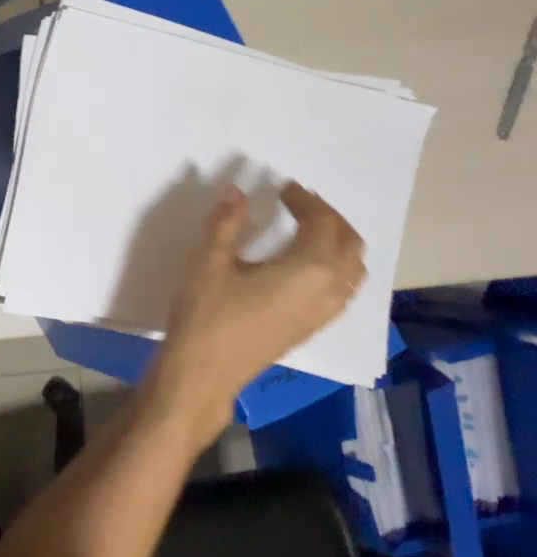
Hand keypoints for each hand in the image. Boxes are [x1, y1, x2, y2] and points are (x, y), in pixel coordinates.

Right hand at [155, 181, 367, 431]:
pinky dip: (333, 266)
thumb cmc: (205, 313)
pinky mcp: (316, 324)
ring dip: (337, 242)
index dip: (305, 201)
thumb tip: (237, 192)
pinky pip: (343, 286)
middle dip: (329, 218)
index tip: (284, 187)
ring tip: (309, 232)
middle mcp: (331, 285)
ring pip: (352, 267)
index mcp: (309, 265)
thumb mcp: (207, 264)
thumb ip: (225, 225)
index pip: (321, 222)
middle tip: (300, 204)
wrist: (205, 369)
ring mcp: (328, 309)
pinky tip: (306, 268)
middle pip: (348, 242)